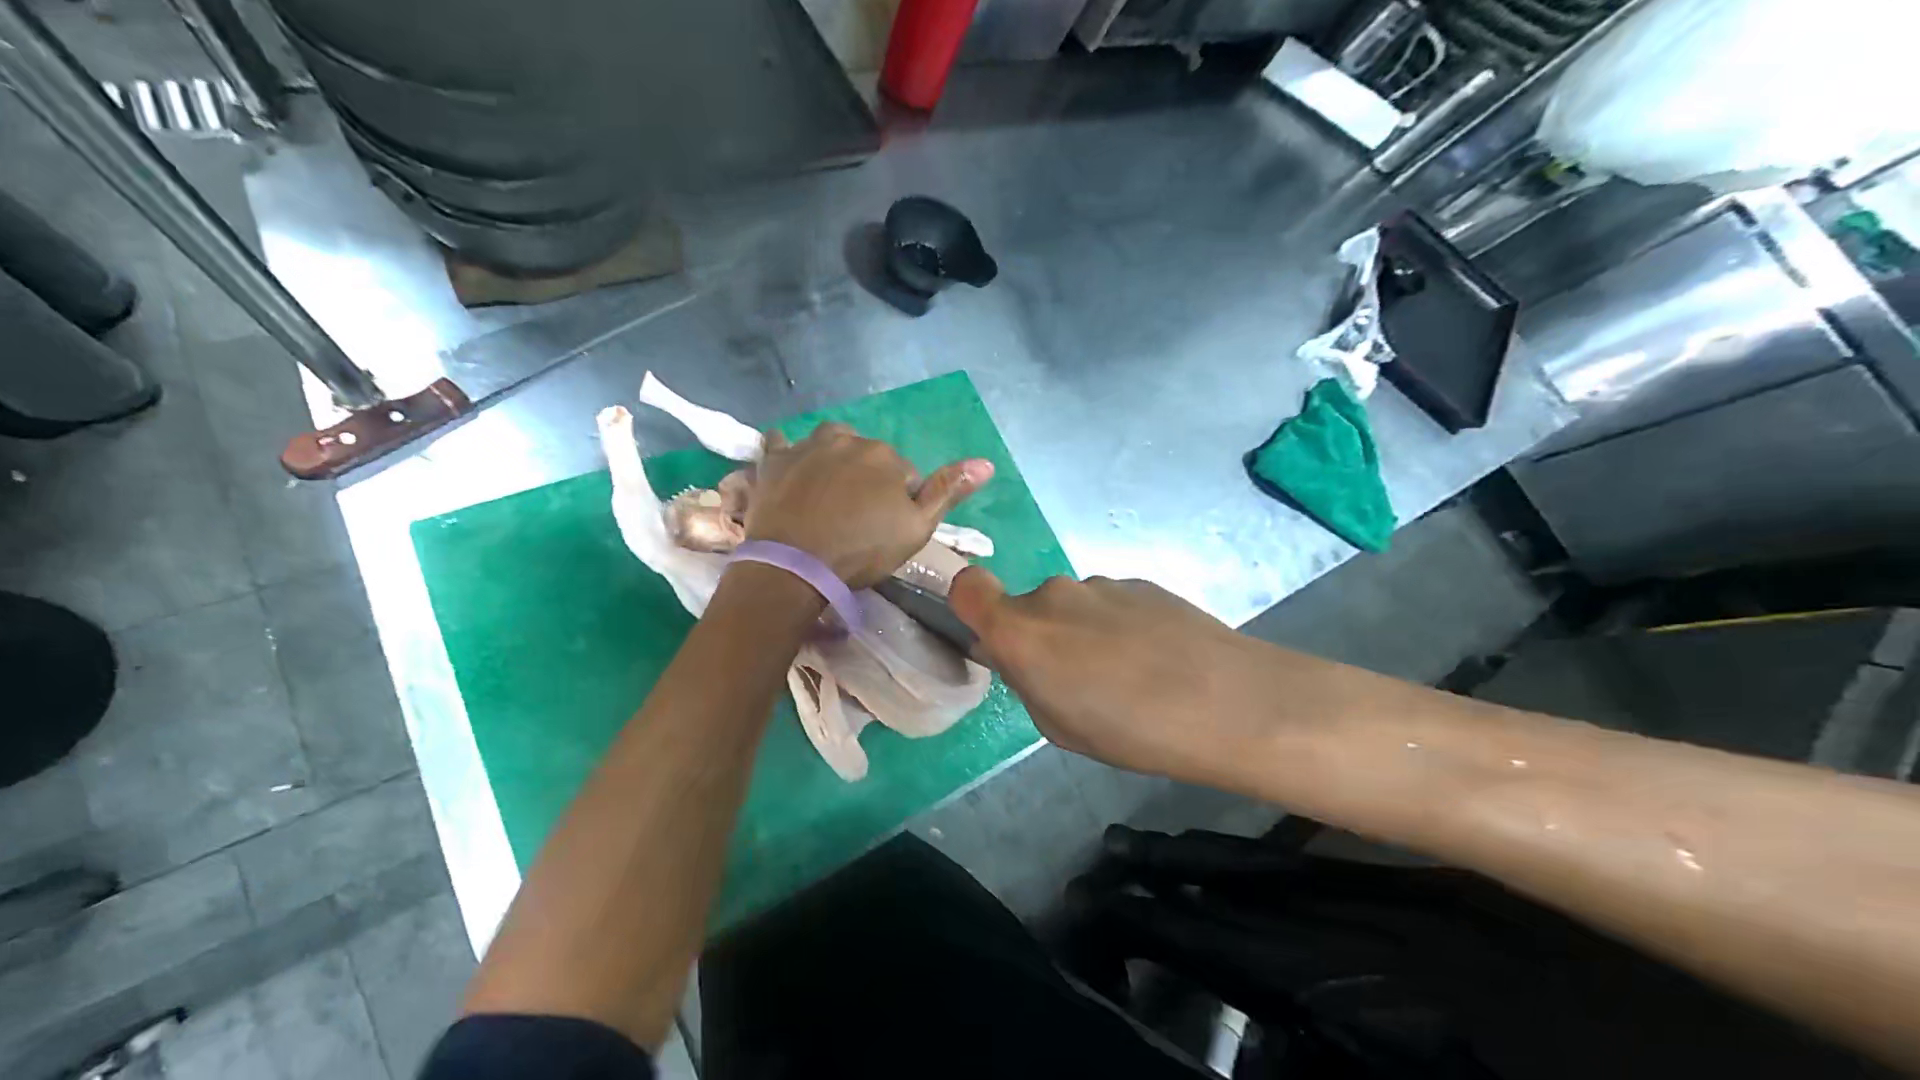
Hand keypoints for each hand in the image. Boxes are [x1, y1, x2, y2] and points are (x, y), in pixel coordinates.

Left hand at [746, 423, 992, 587]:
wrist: (795, 566)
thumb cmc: (861, 550)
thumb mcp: (917, 528)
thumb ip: (948, 491)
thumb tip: (986, 462)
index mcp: (886, 456)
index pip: (903, 475)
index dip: (899, 502)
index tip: (885, 529)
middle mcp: (848, 439)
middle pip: (866, 456)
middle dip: (865, 480)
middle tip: (854, 519)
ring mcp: (806, 446)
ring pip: (828, 445)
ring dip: (831, 461)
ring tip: (825, 497)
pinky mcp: (773, 459)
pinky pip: (781, 444)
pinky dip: (787, 454)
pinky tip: (789, 470)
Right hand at [948, 568, 1275, 785]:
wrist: (1228, 700)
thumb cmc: (1131, 730)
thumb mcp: (1058, 726)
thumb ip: (1027, 683)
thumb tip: (1022, 659)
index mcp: (1021, 632)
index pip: (968, 587)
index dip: (970, 606)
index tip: (993, 638)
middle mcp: (1054, 595)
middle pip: (1027, 606)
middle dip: (1040, 637)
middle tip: (1076, 681)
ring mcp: (1101, 584)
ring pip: (1072, 607)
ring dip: (1084, 634)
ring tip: (1127, 677)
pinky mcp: (1142, 583)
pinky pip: (1111, 604)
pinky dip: (1119, 626)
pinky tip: (1156, 660)